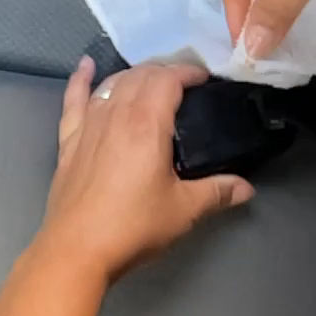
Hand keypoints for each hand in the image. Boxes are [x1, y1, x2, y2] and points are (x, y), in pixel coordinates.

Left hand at [32, 58, 255, 278]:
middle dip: (165, 70)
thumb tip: (245, 189)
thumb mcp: (183, 210)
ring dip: (133, 74)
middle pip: (140, 75)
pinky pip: (74, 100)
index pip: (168, 79)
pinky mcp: (69, 141)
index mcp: (146, 124)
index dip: (187, 72)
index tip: (204, 78)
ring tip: (150, 77)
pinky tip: (86, 66)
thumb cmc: (132, 226)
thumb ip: (216, 193)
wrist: (77, 249)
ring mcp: (89, 125)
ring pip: (112, 83)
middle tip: (184, 82)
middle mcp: (116, 115)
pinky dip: (80, 80)